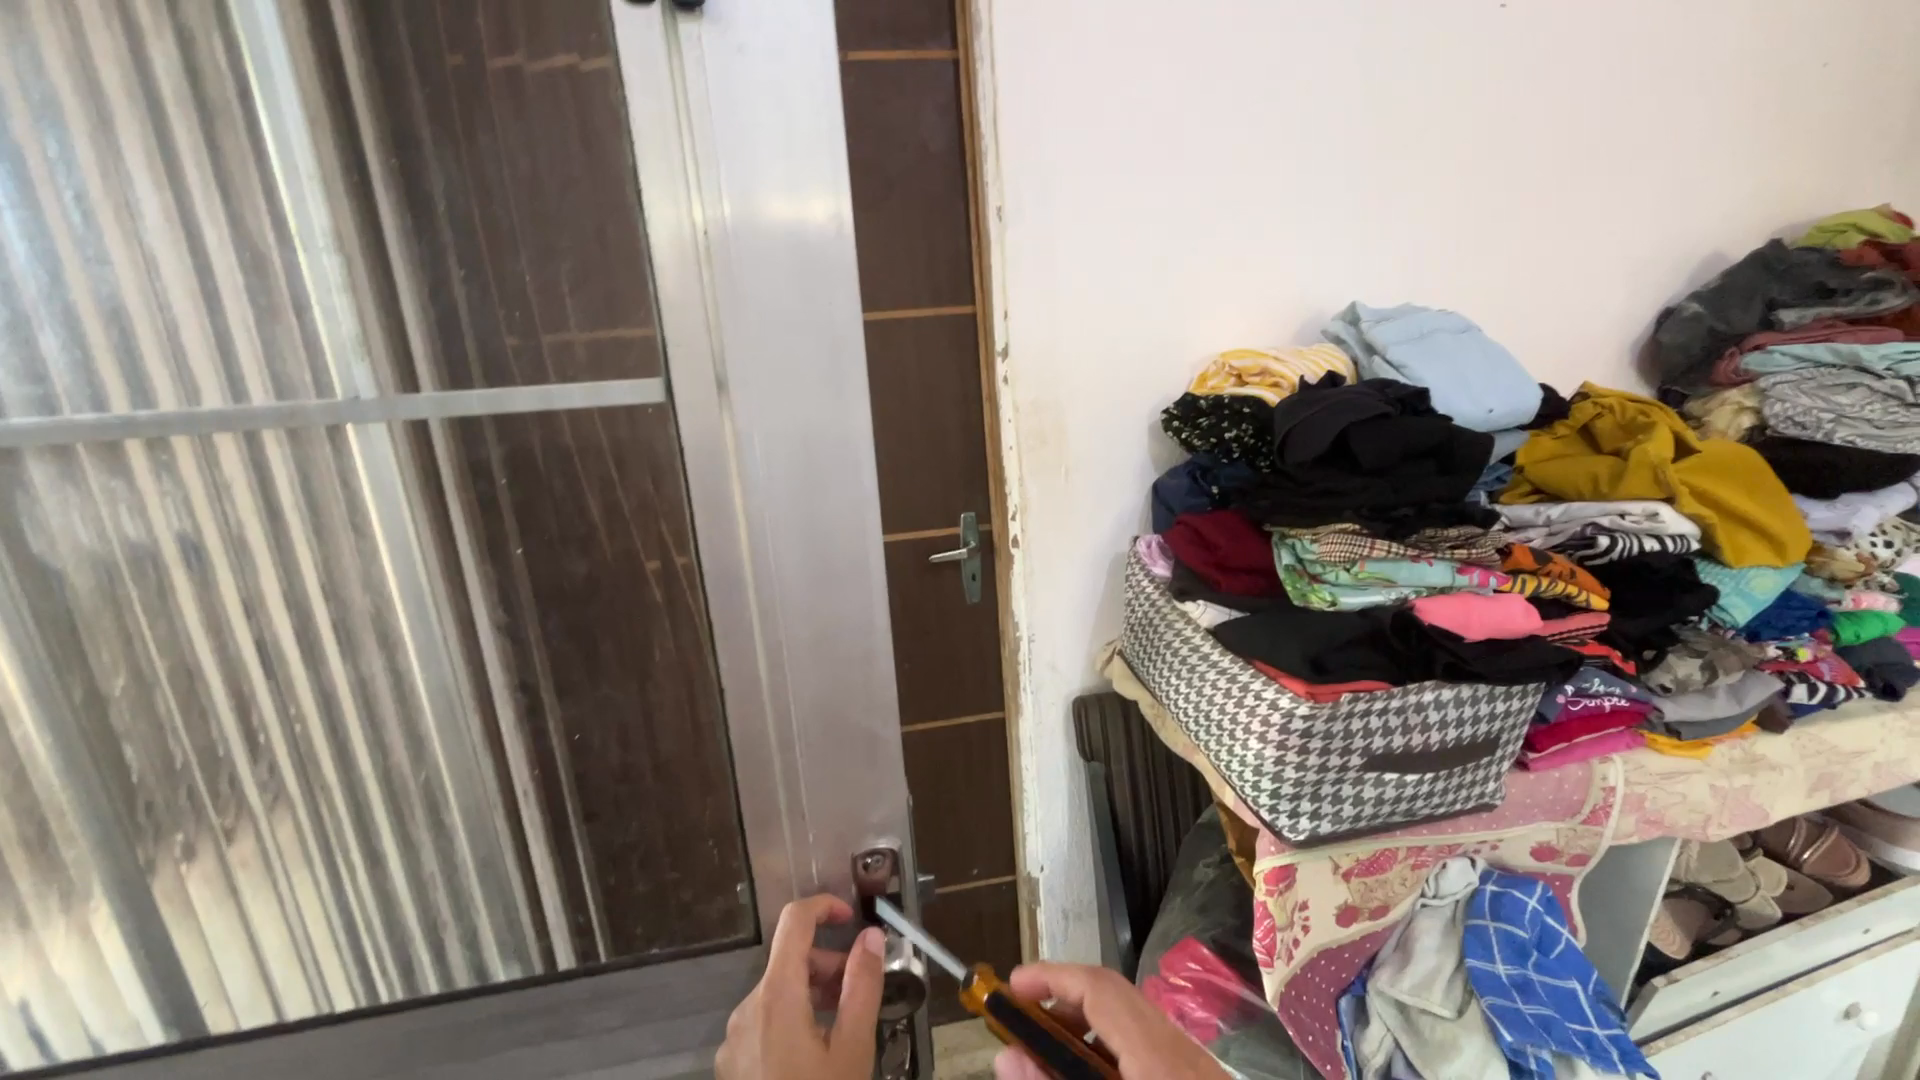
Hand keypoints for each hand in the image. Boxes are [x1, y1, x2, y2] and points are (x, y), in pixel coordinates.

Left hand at [716, 894, 885, 1079]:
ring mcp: (734, 1038)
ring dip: (812, 995)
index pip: (794, 921)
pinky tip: (814, 1056)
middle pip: (788, 961)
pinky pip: (763, 1022)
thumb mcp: (853, 1047)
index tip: (853, 917)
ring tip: (842, 1027)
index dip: (825, 906)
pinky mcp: (731, 1064)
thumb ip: (863, 984)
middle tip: (861, 992)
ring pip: (777, 994)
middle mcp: (746, 1008)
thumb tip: (871, 935)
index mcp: (776, 995)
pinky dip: (792, 1020)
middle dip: (828, 964)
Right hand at [991, 963, 1227, 1079]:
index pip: (1101, 991)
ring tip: (1049, 1050)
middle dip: (1065, 998)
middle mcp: (1182, 1053)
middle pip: (1117, 998)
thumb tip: (1009, 1057)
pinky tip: (1090, 1076)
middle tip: (1022, 1018)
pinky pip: (1149, 1048)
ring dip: (1087, 1025)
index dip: (1053, 978)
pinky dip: (1112, 1049)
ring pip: (1134, 1021)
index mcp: (1160, 1062)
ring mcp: (1197, 1068)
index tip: (1013, 986)